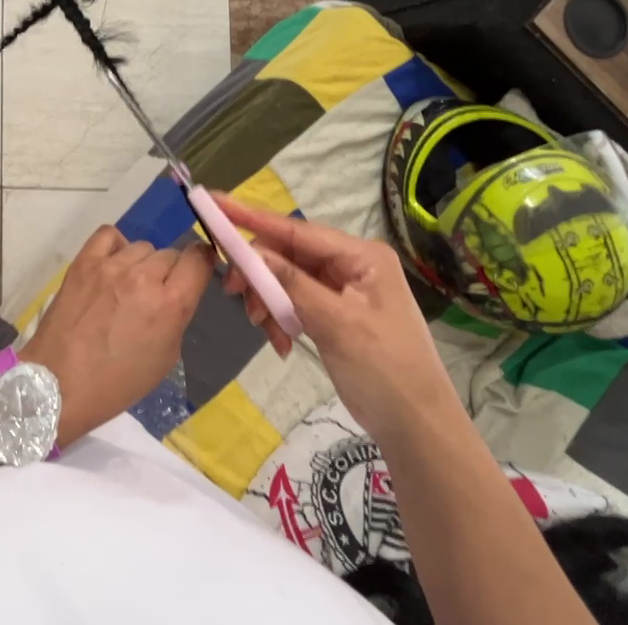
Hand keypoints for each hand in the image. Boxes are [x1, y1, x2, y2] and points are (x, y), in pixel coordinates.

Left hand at [19, 226, 213, 446]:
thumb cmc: (118, 382)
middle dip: (168, 272)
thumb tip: (174, 292)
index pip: (199, 259)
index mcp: (171, 304)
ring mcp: (110, 266)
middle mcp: (143, 277)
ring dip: (141, 263)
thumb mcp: (166, 356)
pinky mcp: (82, 262)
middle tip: (153, 295)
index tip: (193, 275)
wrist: (61, 382)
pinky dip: (115, 246)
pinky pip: (107, 235)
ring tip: (127, 287)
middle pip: (170, 254)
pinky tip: (110, 267)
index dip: (201, 264)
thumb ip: (175, 315)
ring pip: (141, 246)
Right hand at [213, 195, 459, 443]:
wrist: (416, 425)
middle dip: (257, 273)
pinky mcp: (329, 312)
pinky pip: (290, 301)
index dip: (250, 216)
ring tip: (264, 328)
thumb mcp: (336, 323)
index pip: (295, 229)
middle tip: (232, 292)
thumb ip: (291, 283)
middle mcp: (349, 264)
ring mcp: (339, 288)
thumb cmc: (385, 370)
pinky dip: (278, 317)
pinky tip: (280, 342)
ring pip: (282, 278)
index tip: (211, 203)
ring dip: (266, 300)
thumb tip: (249, 251)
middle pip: (284, 253)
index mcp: (361, 257)